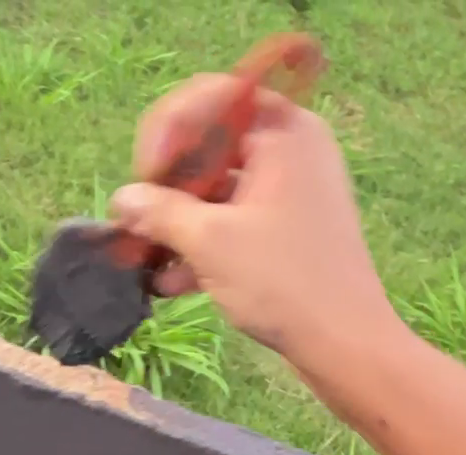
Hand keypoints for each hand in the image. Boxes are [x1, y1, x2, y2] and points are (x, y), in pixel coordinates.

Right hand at [110, 74, 397, 364]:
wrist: (343, 342)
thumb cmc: (281, 282)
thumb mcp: (211, 243)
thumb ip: (160, 213)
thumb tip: (122, 201)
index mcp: (281, 131)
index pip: (211, 101)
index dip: (168, 134)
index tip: (144, 180)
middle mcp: (289, 150)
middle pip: (211, 148)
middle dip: (167, 189)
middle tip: (135, 222)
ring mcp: (290, 193)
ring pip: (219, 192)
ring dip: (178, 225)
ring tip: (143, 259)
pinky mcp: (286, 232)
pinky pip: (235, 223)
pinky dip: (204, 247)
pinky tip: (170, 283)